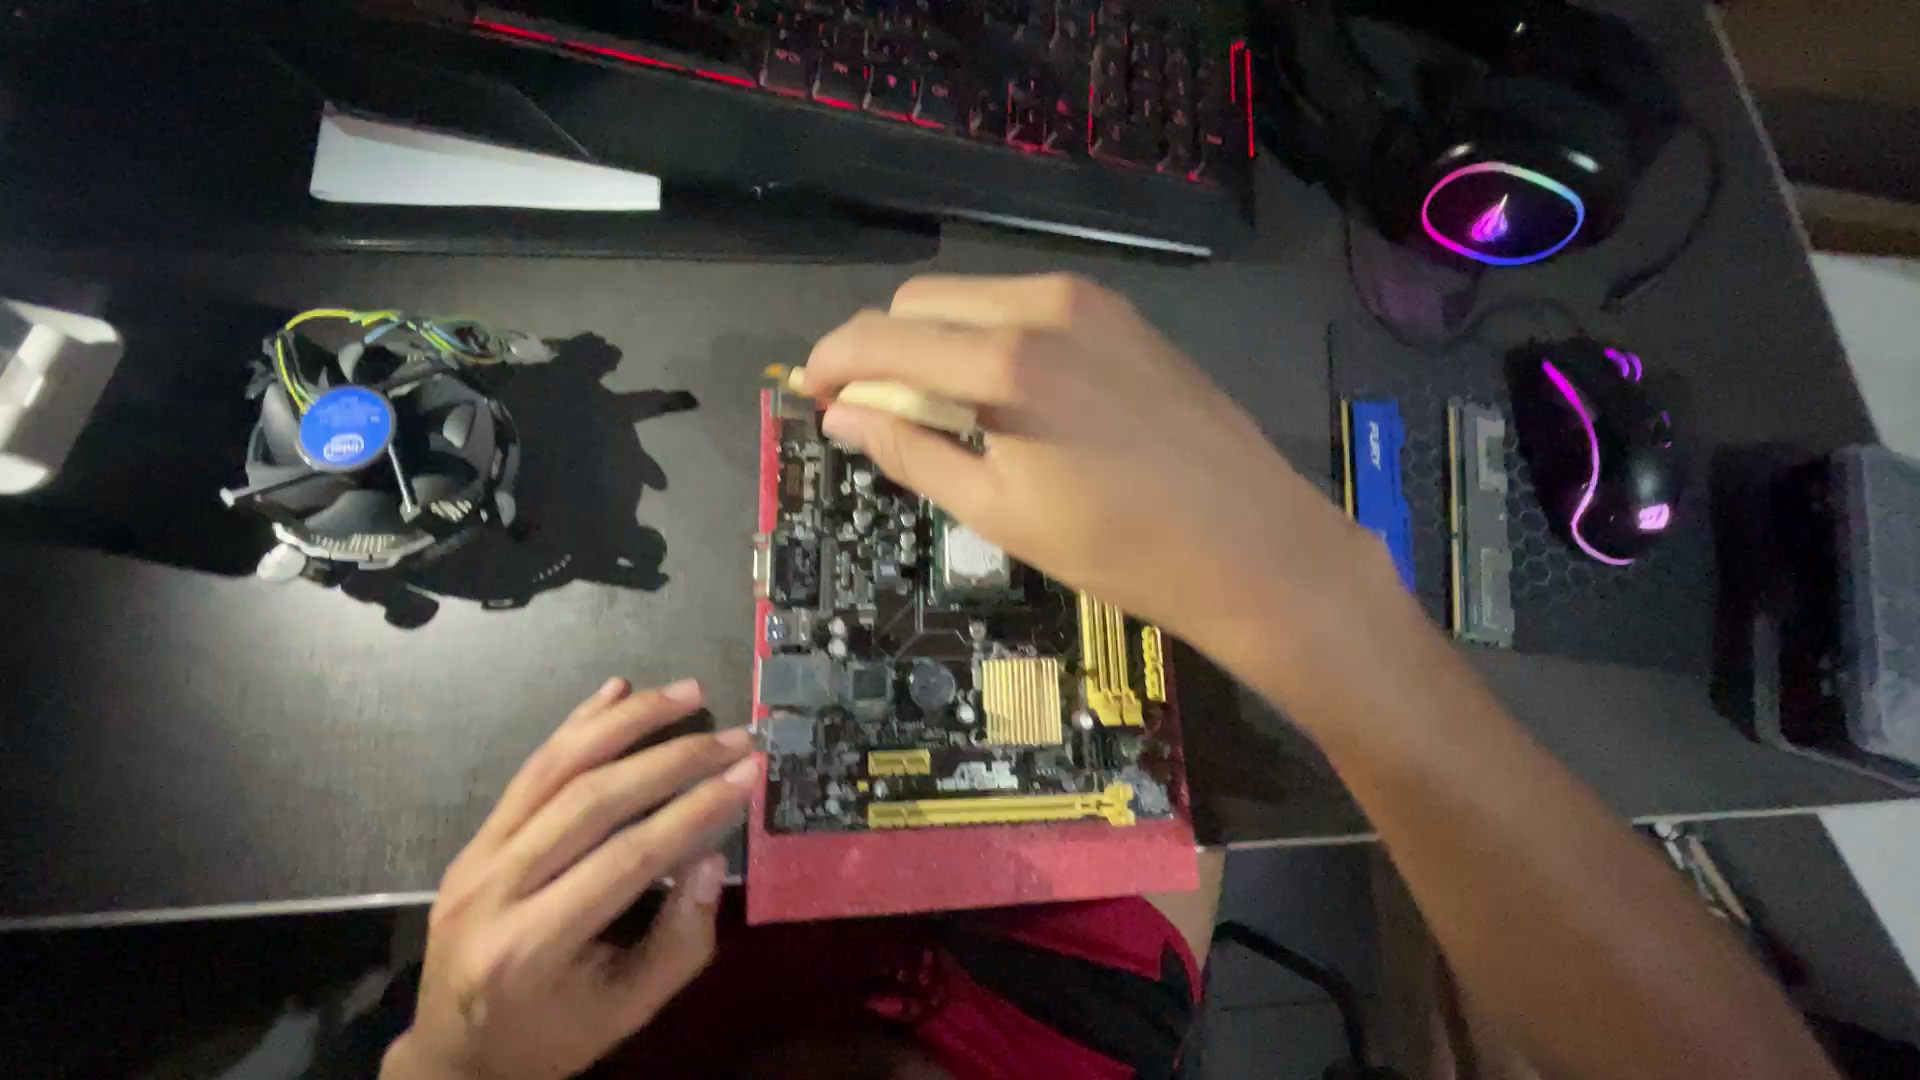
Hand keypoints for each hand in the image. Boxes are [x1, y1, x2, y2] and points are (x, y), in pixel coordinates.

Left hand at [382, 678, 758, 1079]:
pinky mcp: (476, 836)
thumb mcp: (628, 1011)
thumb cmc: (552, 1036)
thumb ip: (681, 940)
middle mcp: (493, 891)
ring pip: (558, 767)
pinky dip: (579, 722)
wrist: (454, 1052)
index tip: (748, 772)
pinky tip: (617, 688)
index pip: (627, 859)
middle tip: (733, 736)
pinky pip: (532, 767)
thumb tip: (712, 853)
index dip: (693, 810)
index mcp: (531, 948)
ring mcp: (476, 856)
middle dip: (674, 759)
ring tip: (689, 693)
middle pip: (592, 801)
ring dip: (630, 721)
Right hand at [803, 274, 1377, 674]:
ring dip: (935, 341)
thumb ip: (910, 452)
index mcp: (1003, 363)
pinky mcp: (1121, 314)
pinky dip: (989, 337)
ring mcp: (1089, 302)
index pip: (881, 337)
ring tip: (945, 410)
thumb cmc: (1117, 549)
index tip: (814, 394)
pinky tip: (1005, 393)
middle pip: (920, 301)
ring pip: (973, 297)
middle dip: (882, 349)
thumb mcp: (997, 513)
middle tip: (881, 414)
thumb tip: (841, 416)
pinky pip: (1025, 304)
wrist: (1249, 545)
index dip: (832, 361)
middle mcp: (1042, 306)